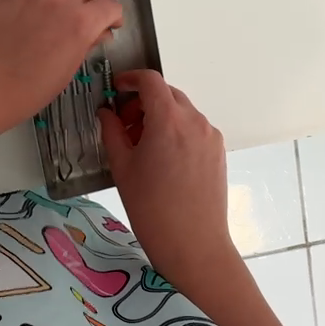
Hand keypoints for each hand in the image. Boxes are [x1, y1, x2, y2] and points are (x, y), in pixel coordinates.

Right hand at [98, 70, 235, 281]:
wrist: (194, 246)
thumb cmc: (152, 209)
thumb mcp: (122, 167)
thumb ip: (111, 131)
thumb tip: (106, 113)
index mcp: (168, 120)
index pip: (150, 80)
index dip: (130, 79)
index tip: (116, 90)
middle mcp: (194, 121)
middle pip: (166, 93)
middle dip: (143, 101)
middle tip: (125, 124)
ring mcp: (210, 135)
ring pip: (181, 110)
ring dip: (160, 115)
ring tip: (143, 145)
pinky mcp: (218, 151)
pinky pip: (194, 127)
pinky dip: (176, 130)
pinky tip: (164, 158)